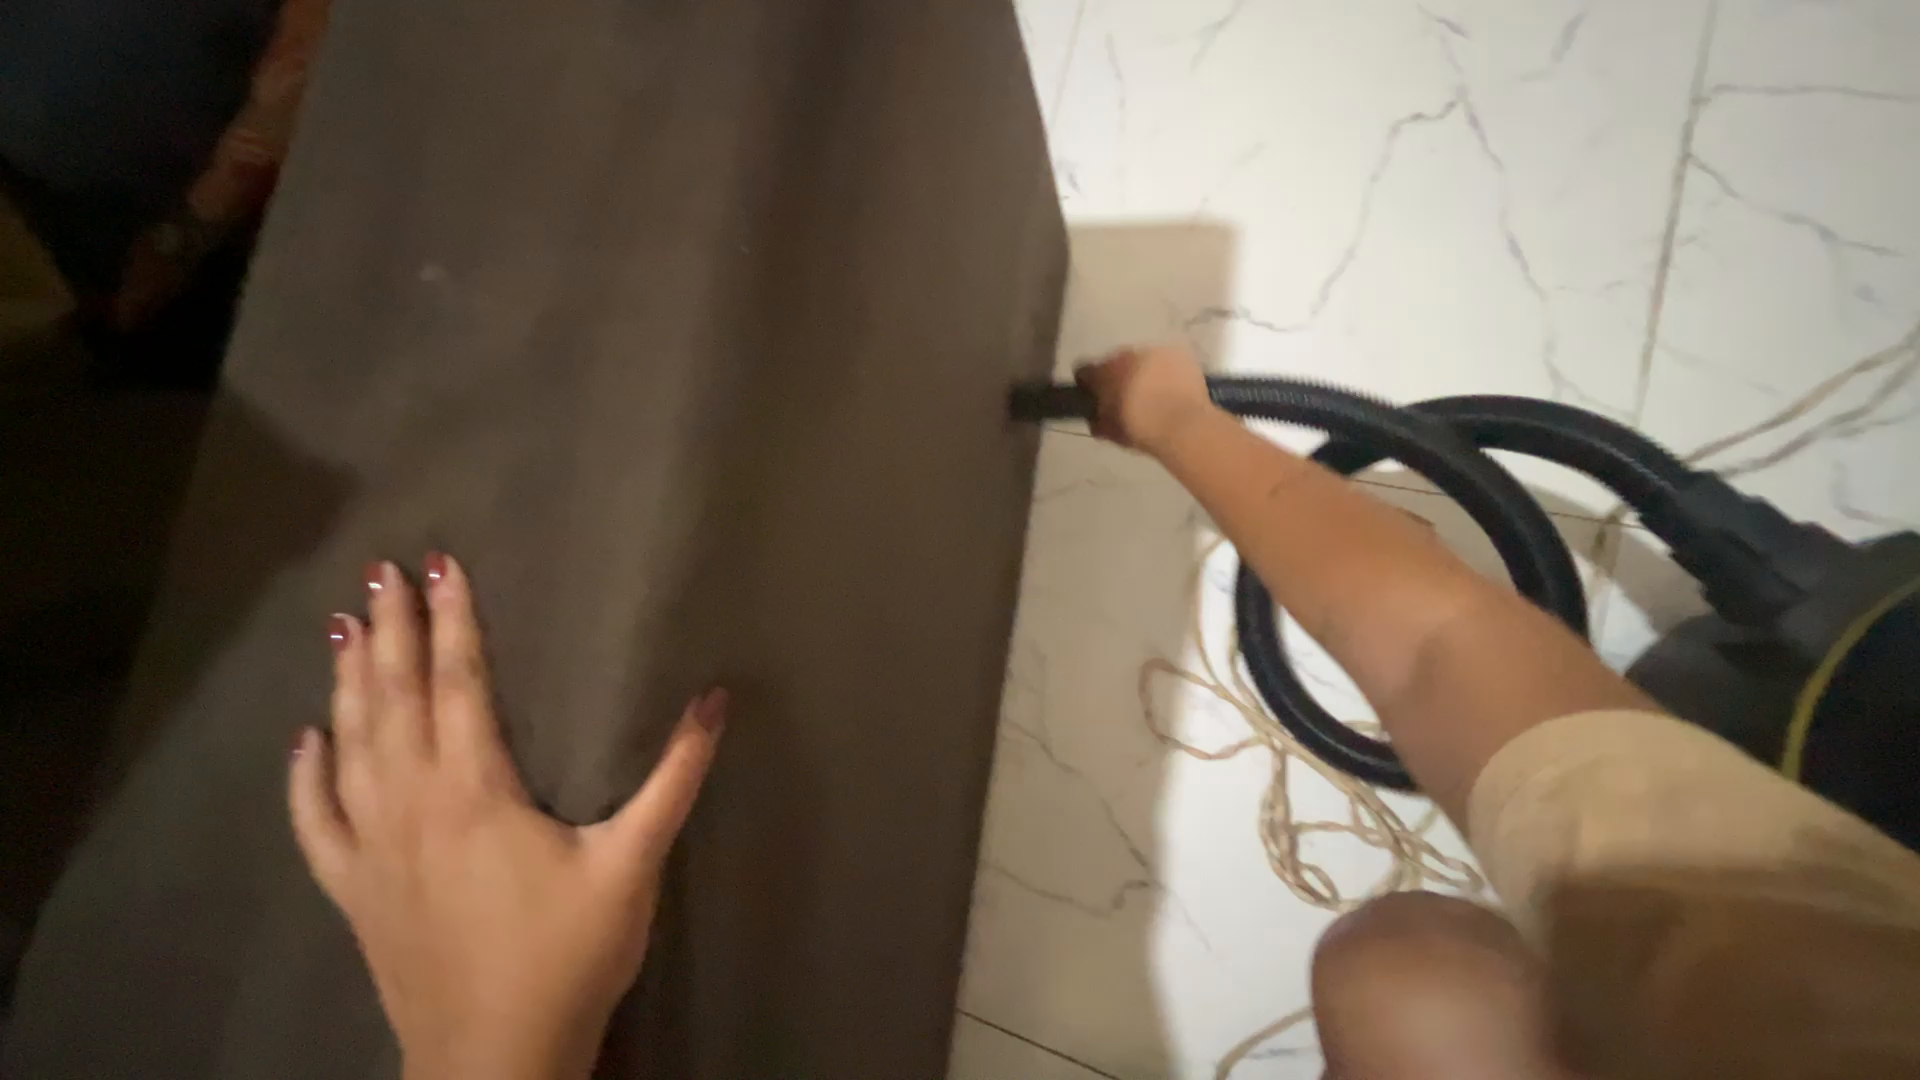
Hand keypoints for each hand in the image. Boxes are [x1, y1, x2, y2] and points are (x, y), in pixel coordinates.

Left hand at [288, 554, 725, 1079]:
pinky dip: (307, 776)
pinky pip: (318, 821)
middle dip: (392, 632)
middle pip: (396, 701)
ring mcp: (373, 851)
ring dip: (349, 684)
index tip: (441, 566)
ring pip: (352, 747)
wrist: (495, 1061)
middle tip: (380, 573)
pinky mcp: (355, 891)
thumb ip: (676, 776)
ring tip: (345, 629)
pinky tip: (307, 741)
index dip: (453, 621)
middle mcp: (412, 807)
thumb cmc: (571, 951)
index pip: (460, 685)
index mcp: (476, 791)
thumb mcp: (636, 859)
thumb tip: (715, 701)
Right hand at [1074, 345, 1216, 452]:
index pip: (1084, 370)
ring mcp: (1154, 351)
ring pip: (1141, 359)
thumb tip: (1094, 417)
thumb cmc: (1141, 430)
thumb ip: (1096, 420)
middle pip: (1115, 361)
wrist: (1184, 425)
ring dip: (1142, 371)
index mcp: (1104, 373)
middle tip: (1126, 397)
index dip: (1086, 384)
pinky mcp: (1179, 353)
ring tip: (1152, 393)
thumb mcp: (1109, 432)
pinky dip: (1165, 371)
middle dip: (1117, 376)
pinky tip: (1170, 388)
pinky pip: (1165, 360)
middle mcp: (1126, 355)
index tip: (1093, 396)